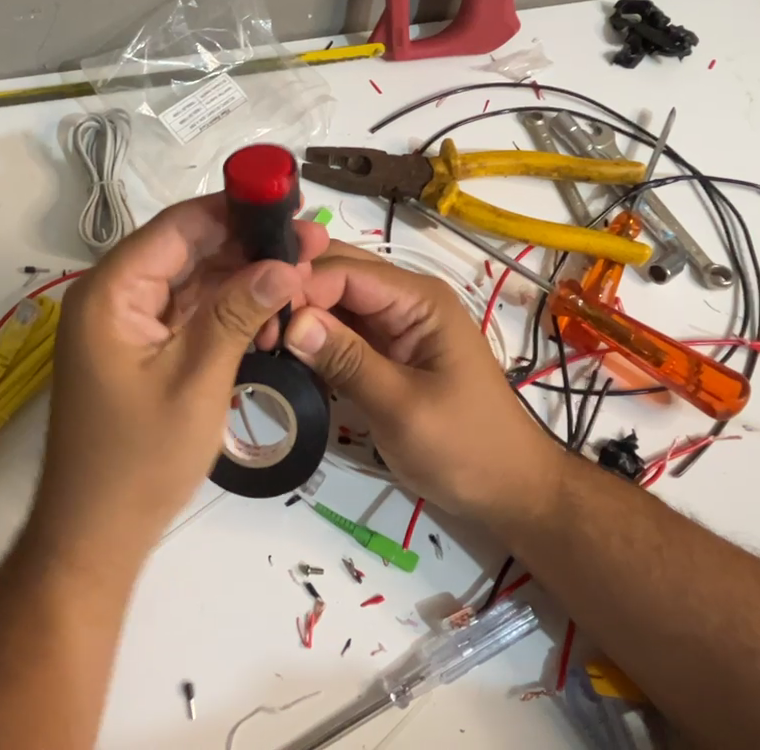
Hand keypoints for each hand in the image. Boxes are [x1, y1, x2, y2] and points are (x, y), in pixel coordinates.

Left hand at [32, 195, 329, 567]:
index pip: (179, 226)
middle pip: (187, 249)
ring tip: (301, 283)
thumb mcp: (197, 379)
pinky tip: (269, 318)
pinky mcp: (138, 349)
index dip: (236, 209)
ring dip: (241, 281)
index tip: (290, 207)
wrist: (95, 534)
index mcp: (111, 291)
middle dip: (248, 247)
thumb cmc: (139, 460)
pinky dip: (225, 313)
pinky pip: (186, 314)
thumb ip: (239, 312)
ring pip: (191, 281)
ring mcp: (124, 324)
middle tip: (310, 247)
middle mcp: (112, 296)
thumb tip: (286, 264)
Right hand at [284, 242, 562, 527]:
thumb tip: (292, 321)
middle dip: (293, 292)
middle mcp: (404, 300)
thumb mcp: (403, 408)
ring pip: (333, 301)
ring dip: (298, 314)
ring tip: (257, 340)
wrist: (508, 488)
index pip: (344, 270)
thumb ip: (348, 361)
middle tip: (252, 329)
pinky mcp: (384, 351)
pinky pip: (340, 330)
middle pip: (336, 275)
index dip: (299, 288)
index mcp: (418, 300)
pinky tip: (281, 352)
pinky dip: (311, 337)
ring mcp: (394, 325)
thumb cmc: (465, 448)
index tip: (258, 322)